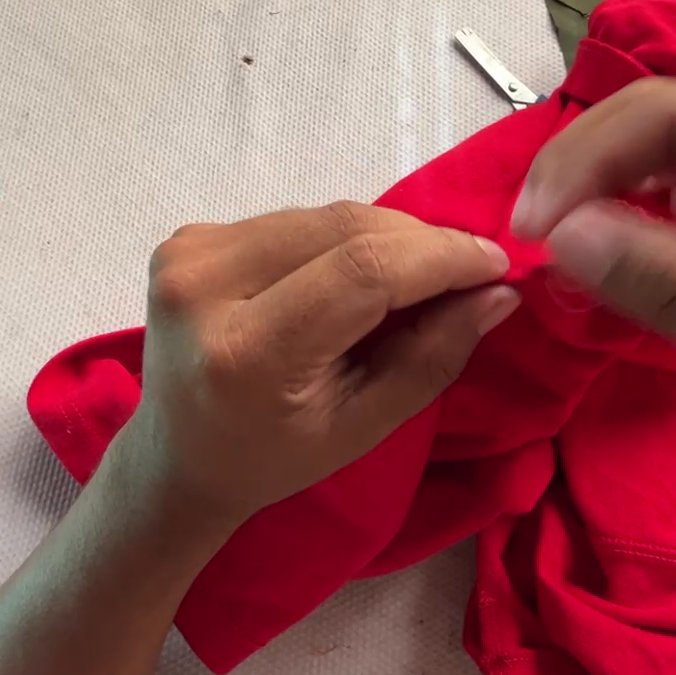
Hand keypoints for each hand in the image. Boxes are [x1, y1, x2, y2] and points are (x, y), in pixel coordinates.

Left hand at [103, 203, 519, 530]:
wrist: (177, 454)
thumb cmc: (271, 459)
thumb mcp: (360, 429)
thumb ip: (430, 358)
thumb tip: (498, 292)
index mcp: (244, 352)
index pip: (360, 272)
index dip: (440, 257)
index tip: (495, 264)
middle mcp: (202, 285)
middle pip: (342, 228)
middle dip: (420, 242)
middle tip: (469, 269)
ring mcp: (187, 252)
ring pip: (321, 215)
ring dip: (383, 237)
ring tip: (416, 276)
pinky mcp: (187, 238)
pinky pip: (292, 220)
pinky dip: (338, 239)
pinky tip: (351, 274)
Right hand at [510, 78, 675, 503]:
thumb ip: (664, 281)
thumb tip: (555, 234)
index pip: (670, 114)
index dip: (582, 160)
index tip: (528, 231)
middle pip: (658, 125)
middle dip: (581, 175)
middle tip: (528, 242)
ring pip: (658, 162)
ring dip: (596, 198)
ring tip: (550, 253)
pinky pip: (675, 205)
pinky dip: (625, 228)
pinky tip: (598, 262)